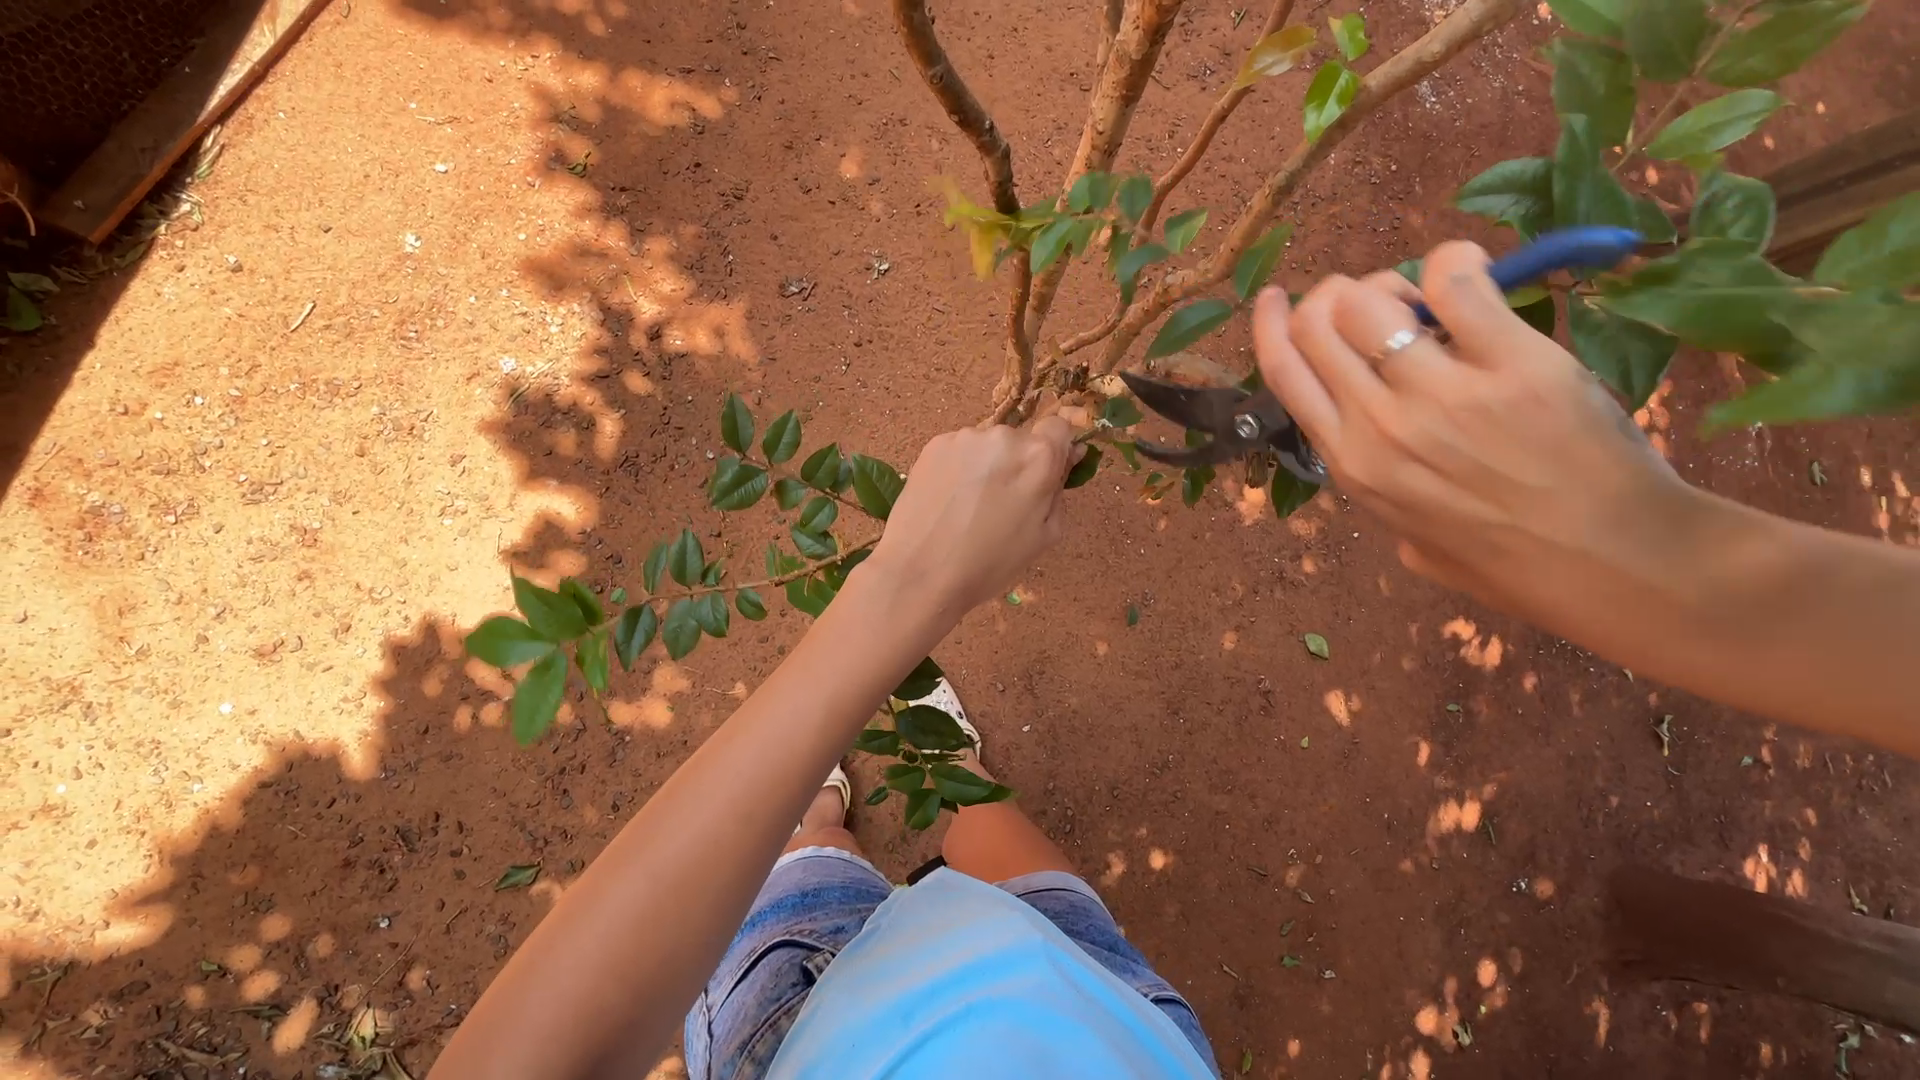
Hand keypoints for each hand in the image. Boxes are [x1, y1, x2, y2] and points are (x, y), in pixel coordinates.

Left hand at [868, 417, 1077, 613]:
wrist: (921, 573)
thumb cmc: (990, 564)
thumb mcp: (1044, 536)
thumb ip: (1059, 490)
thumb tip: (1066, 458)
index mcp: (1039, 457)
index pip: (1059, 428)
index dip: (1055, 450)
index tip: (1044, 474)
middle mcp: (1004, 436)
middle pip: (1020, 440)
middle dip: (1016, 465)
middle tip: (1000, 504)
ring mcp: (965, 438)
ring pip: (986, 446)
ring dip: (985, 466)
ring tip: (967, 506)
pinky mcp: (934, 445)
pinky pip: (958, 451)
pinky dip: (957, 469)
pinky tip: (946, 501)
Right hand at [1251, 241, 1694, 623]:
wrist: (1610, 564)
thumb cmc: (1508, 565)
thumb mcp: (1412, 543)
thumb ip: (1381, 497)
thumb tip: (1375, 460)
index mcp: (1350, 464)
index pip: (1283, 373)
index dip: (1270, 324)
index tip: (1273, 299)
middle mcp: (1377, 425)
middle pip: (1316, 324)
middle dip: (1333, 295)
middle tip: (1376, 301)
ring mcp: (1440, 393)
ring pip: (1370, 299)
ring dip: (1391, 284)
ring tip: (1427, 300)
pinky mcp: (1510, 363)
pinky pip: (1455, 283)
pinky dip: (1454, 264)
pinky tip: (1472, 272)